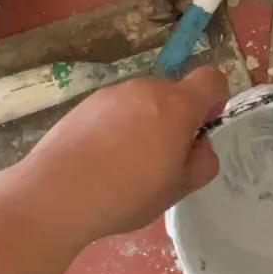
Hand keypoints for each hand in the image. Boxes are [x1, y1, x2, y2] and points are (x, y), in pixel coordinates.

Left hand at [18, 66, 228, 239]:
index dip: (215, 101)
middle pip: (175, 92)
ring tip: (128, 163)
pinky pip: (115, 110)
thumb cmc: (128, 193)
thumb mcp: (180, 188)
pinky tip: (102, 160)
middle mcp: (145, 89)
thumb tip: (199, 145)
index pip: (212, 79)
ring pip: (143, 101)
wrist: (56, 194)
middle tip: (164, 159)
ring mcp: (112, 94)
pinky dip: (118, 127)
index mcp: (177, 105)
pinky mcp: (84, 104)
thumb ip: (203, 162)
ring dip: (146, 123)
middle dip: (177, 118)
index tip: (201, 130)